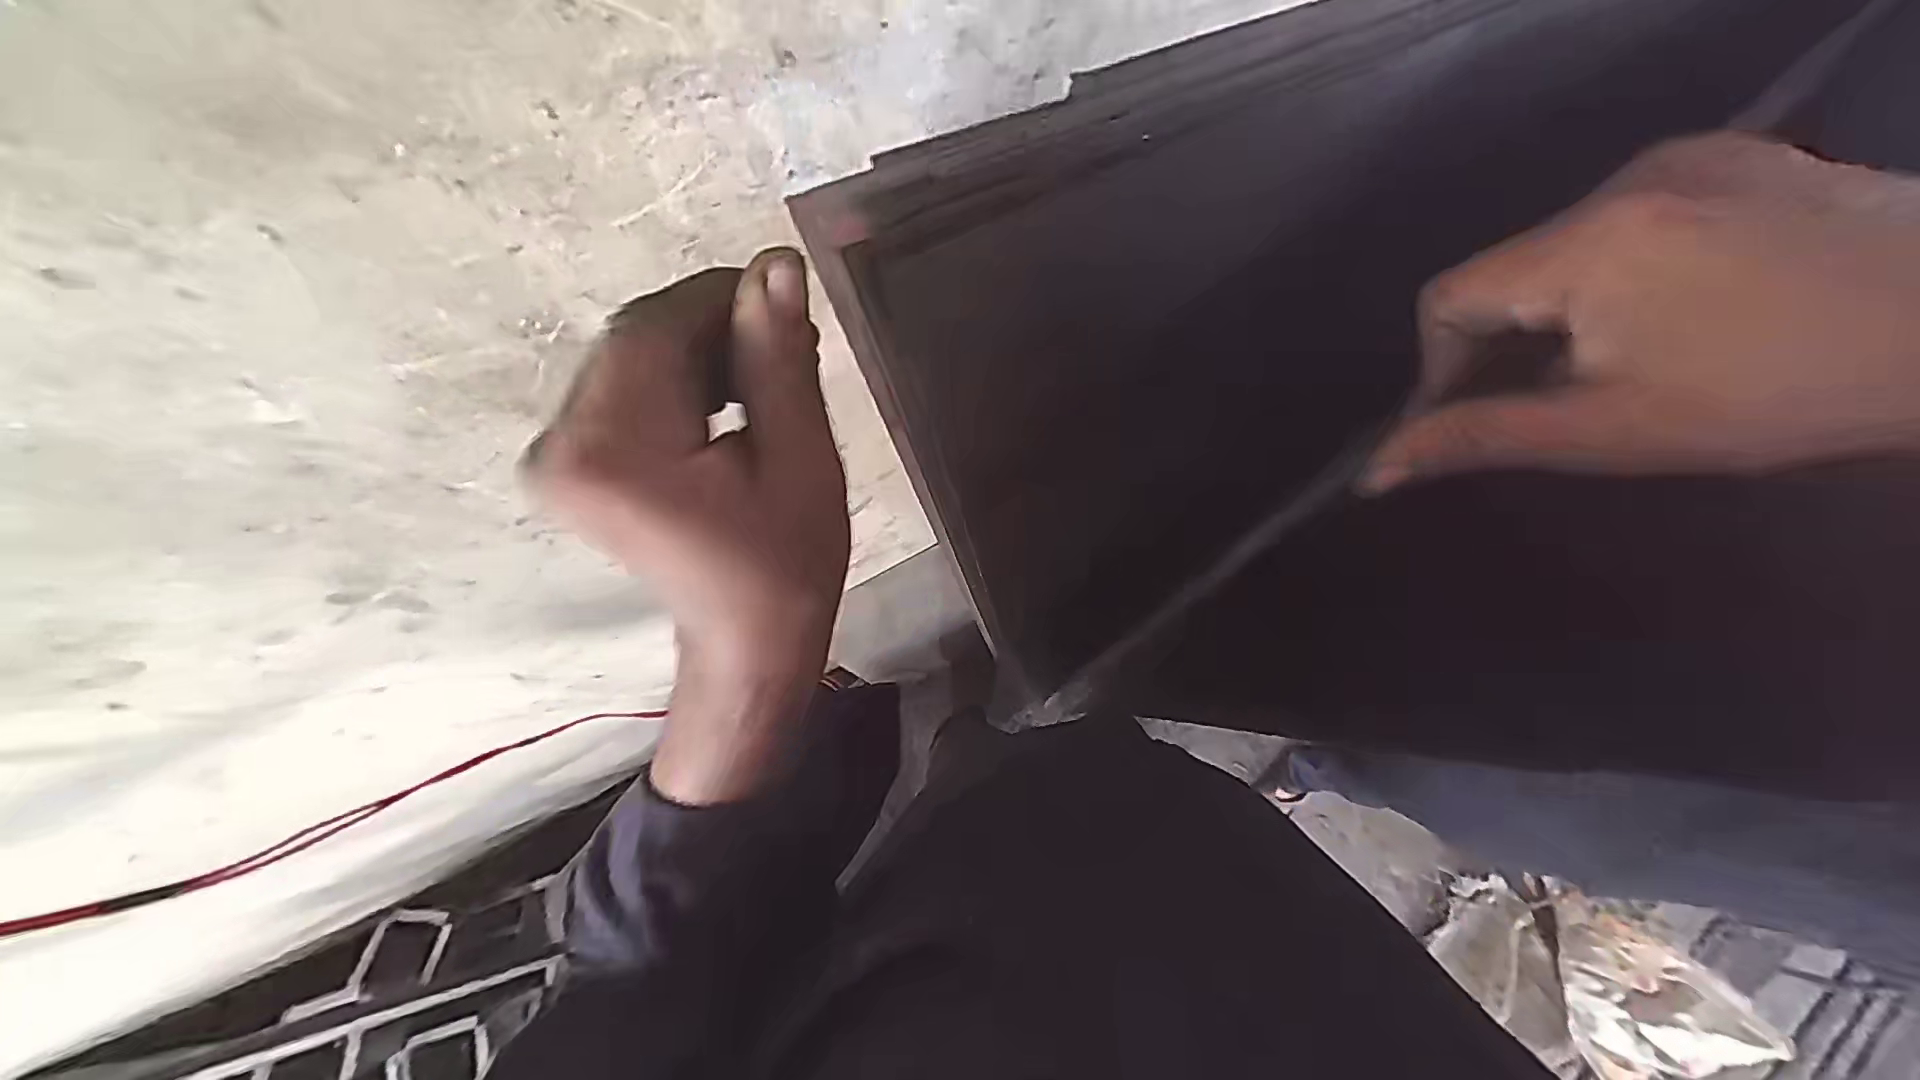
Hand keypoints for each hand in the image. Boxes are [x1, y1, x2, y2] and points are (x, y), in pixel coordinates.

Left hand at [524, 249, 849, 802]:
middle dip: (712, 328)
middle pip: (634, 339)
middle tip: (786, 345)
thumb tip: (777, 264)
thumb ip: (781, 362)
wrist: (748, 640)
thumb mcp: (801, 461)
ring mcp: (555, 458)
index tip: (784, 297)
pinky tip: (726, 402)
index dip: (719, 296)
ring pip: (629, 358)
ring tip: (764, 382)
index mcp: (614, 452)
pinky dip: (677, 380)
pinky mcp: (568, 464)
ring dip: (699, 352)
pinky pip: (623, 389)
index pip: (653, 328)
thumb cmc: (788, 565)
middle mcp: (559, 447)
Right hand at [1363, 132, 1919, 492]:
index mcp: (1591, 241)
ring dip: (1546, 315)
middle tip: (1539, 402)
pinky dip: (1597, 278)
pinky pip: (1611, 225)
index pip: (1448, 300)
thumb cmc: (1783, 393)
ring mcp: (1687, 161)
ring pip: (1549, 253)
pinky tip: (1650, 312)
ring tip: (1599, 363)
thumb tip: (1373, 471)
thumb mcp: (1605, 431)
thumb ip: (1474, 439)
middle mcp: (1626, 180)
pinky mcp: (1733, 161)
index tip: (1467, 418)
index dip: (1439, 367)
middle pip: (1499, 275)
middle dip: (1496, 346)